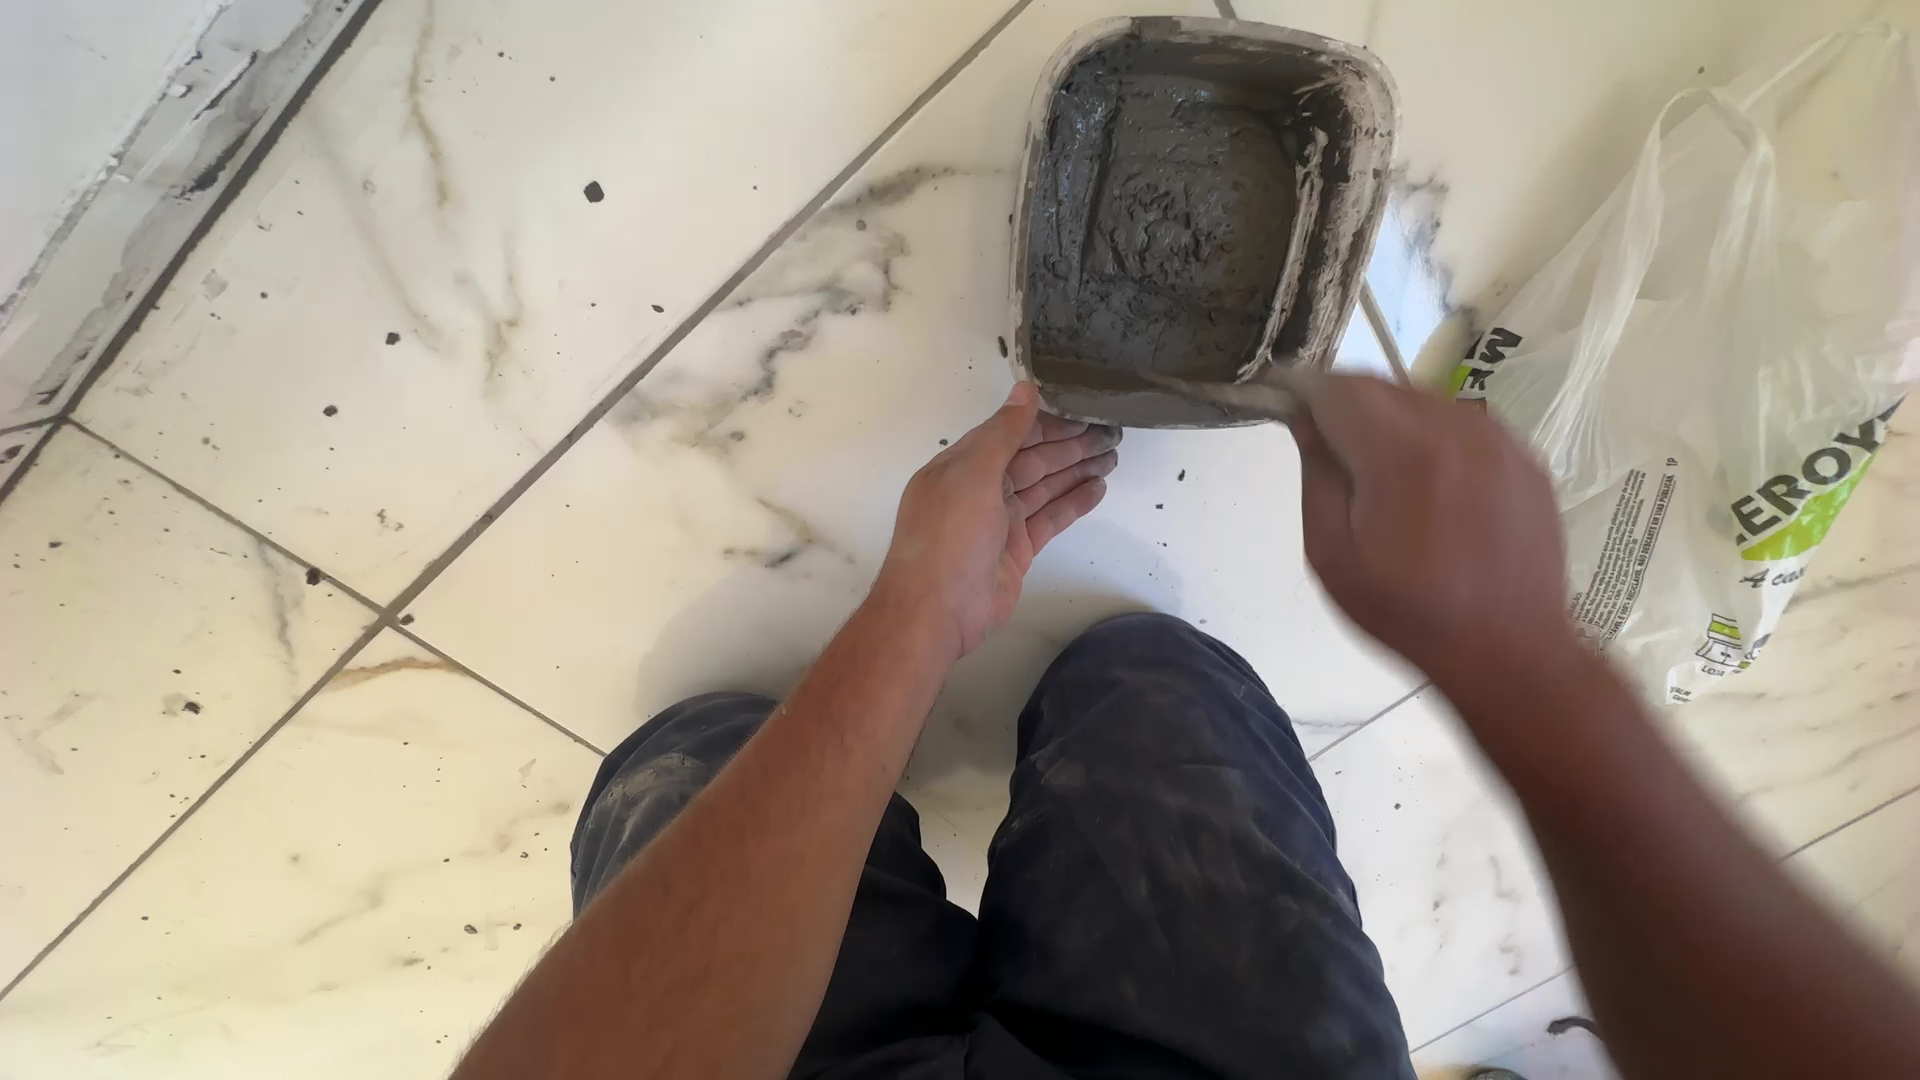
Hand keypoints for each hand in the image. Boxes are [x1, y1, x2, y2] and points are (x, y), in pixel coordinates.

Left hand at [874, 382, 1119, 658]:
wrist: (937, 610)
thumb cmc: (948, 536)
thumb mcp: (972, 474)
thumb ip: (1003, 432)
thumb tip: (1025, 389)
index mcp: (961, 466)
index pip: (1009, 433)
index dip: (1045, 421)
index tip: (1081, 409)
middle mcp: (979, 489)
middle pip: (1031, 459)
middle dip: (1068, 445)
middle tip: (1110, 431)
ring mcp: (999, 521)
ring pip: (1044, 487)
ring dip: (1076, 470)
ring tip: (1113, 454)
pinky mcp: (1017, 550)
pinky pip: (1049, 519)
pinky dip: (1073, 503)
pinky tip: (1098, 488)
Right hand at [1294, 374, 1578, 694]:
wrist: (1507, 649)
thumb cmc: (1403, 610)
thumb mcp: (1330, 552)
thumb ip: (1317, 474)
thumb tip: (1304, 421)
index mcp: (1403, 455)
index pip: (1338, 389)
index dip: (1302, 390)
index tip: (1282, 403)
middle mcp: (1457, 430)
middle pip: (1380, 384)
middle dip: (1340, 401)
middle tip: (1319, 438)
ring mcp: (1499, 439)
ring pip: (1420, 397)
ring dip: (1383, 415)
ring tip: (1368, 464)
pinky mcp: (1523, 455)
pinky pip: (1459, 421)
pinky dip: (1425, 432)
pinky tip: (1417, 477)